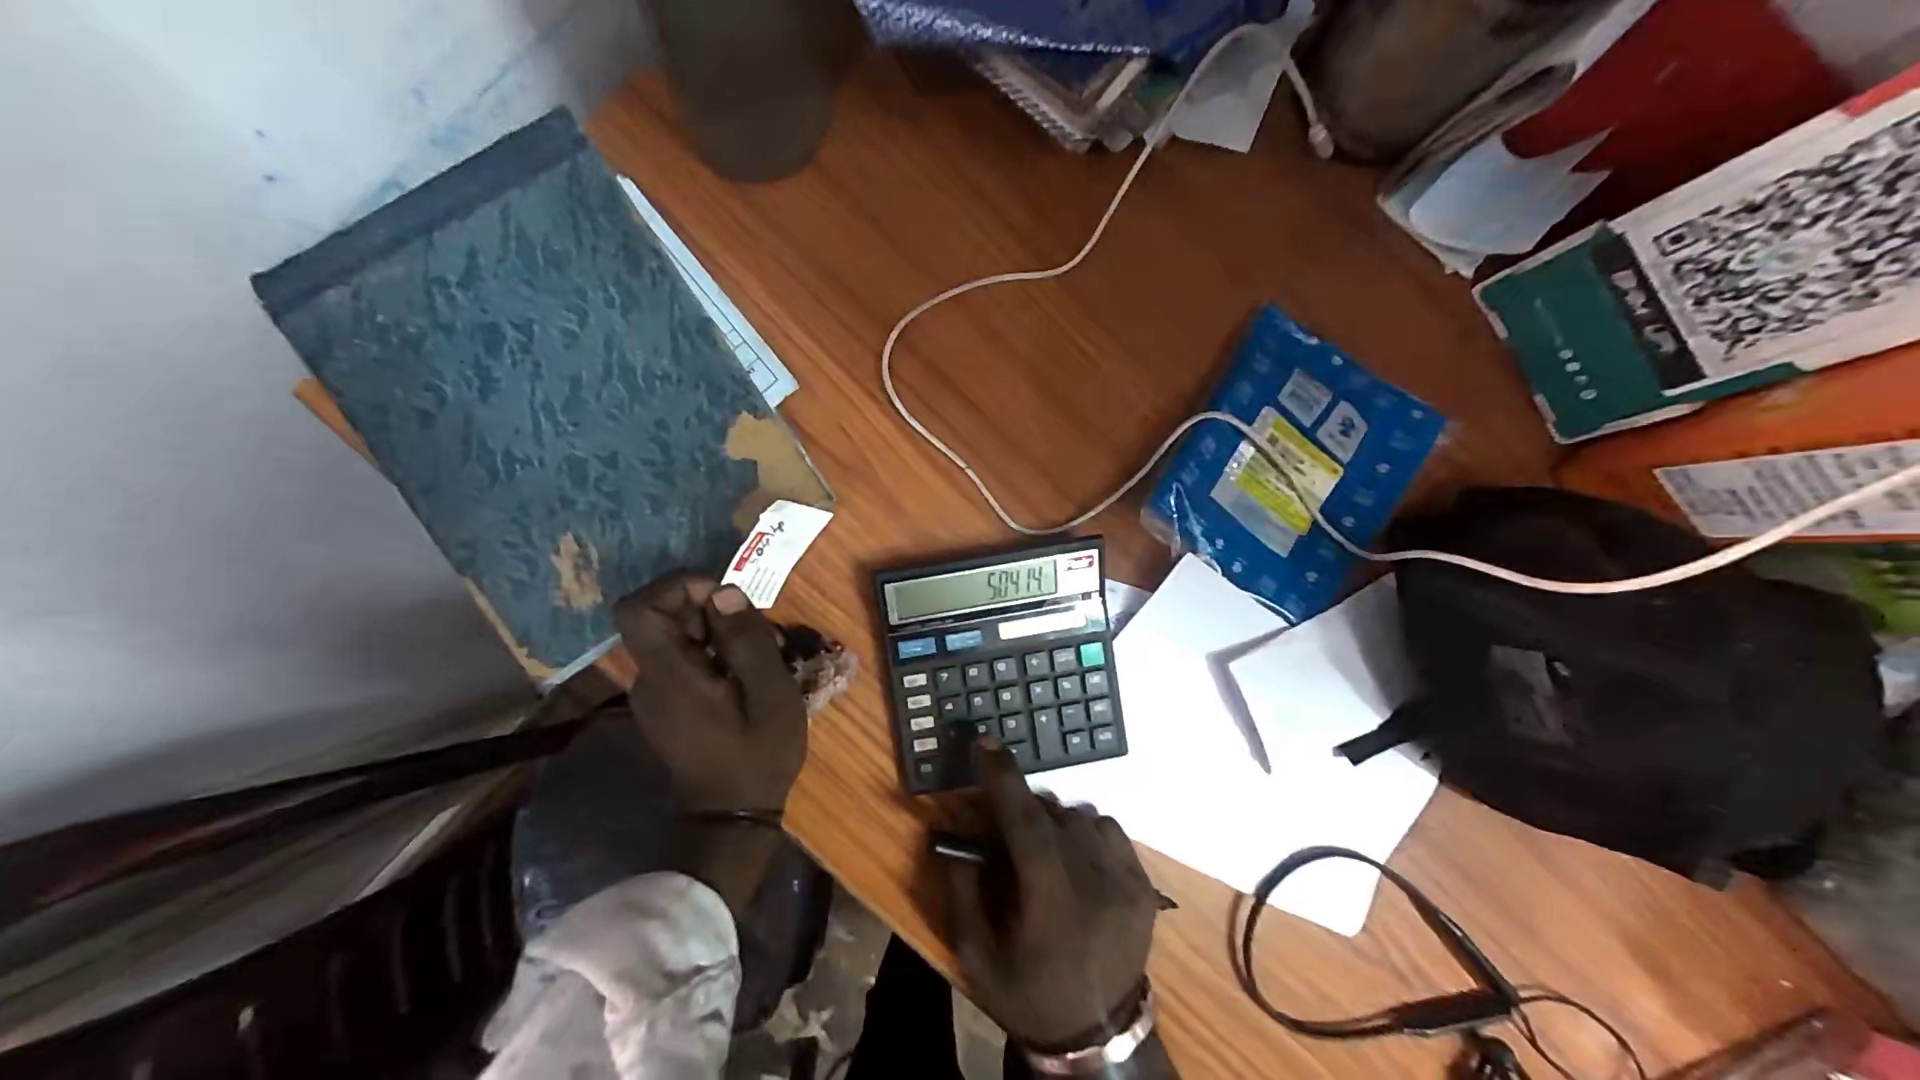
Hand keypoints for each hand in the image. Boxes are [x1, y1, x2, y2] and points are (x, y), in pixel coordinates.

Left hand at [613, 575, 807, 812]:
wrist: (732, 817)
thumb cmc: (758, 756)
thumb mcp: (771, 695)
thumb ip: (748, 641)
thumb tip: (724, 592)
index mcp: (669, 676)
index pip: (638, 608)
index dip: (676, 586)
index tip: (722, 598)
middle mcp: (648, 680)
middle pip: (660, 619)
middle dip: (710, 611)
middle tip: (756, 634)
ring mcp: (652, 695)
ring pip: (674, 638)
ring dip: (715, 633)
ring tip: (758, 657)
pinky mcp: (663, 705)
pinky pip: (680, 660)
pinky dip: (710, 654)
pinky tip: (743, 678)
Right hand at [943, 741, 1160, 1050]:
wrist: (1097, 1036)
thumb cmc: (1027, 994)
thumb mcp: (976, 955)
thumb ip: (962, 890)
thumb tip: (952, 836)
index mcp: (1050, 902)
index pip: (1026, 821)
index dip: (1004, 777)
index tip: (985, 743)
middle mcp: (1094, 882)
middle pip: (1051, 813)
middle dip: (1020, 806)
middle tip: (1002, 826)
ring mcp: (1126, 880)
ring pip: (1080, 816)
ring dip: (1052, 820)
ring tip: (1040, 851)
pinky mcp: (1143, 884)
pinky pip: (1108, 828)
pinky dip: (1084, 830)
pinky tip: (1074, 857)